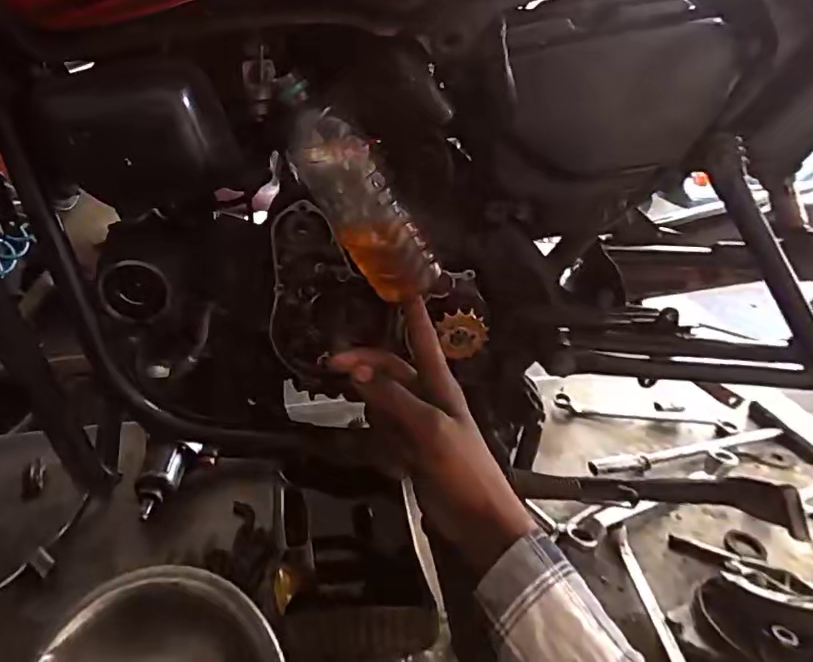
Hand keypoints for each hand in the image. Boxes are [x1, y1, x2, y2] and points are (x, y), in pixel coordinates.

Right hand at [329, 298, 535, 573]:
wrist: (479, 524)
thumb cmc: (465, 469)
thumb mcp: (429, 429)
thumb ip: (392, 398)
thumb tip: (359, 369)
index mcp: (439, 384)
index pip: (421, 339)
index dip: (411, 314)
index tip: (400, 289)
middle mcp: (426, 397)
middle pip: (387, 369)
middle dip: (363, 366)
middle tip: (333, 364)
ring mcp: (416, 424)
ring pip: (379, 403)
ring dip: (374, 416)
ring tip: (386, 440)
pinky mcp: (408, 449)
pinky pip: (382, 434)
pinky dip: (380, 446)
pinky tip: (393, 465)